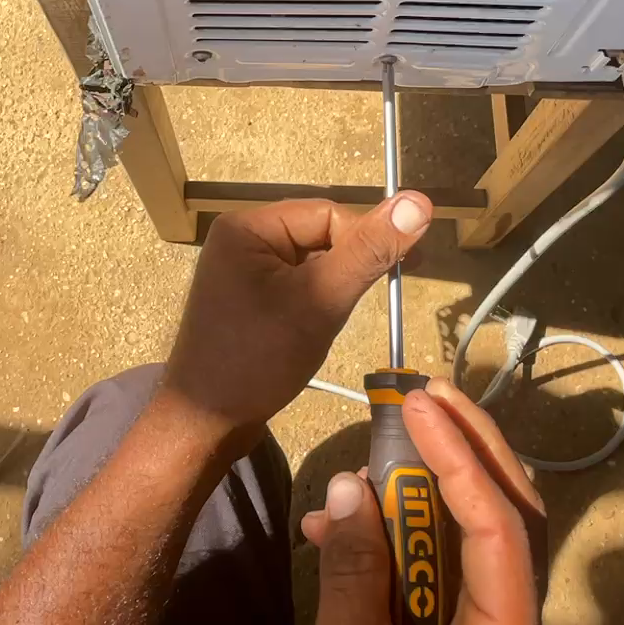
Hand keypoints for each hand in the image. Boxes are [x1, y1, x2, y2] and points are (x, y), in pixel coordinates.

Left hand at [161, 193, 432, 441]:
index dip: (362, 243)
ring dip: (330, 288)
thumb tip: (419, 200)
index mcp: (248, 225)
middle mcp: (240, 237)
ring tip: (324, 323)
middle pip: (317, 235)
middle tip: (350, 308)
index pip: (327, 214)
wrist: (204, 424)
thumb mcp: (321, 301)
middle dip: (343, 269)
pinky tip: (310, 330)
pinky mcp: (245, 296)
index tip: (390, 279)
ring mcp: (239, 269)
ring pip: (309, 262)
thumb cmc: (259, 358)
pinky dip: (313, 301)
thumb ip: (369, 251)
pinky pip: (293, 283)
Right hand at [301, 378, 545, 624]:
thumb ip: (353, 576)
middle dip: (463, 444)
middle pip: (504, 513)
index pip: (498, 529)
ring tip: (366, 459)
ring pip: (467, 533)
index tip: (415, 404)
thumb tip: (348, 485)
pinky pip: (433, 562)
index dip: (458, 458)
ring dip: (416, 486)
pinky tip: (339, 527)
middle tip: (426, 392)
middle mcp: (509, 624)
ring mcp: (484, 623)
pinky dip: (394, 531)